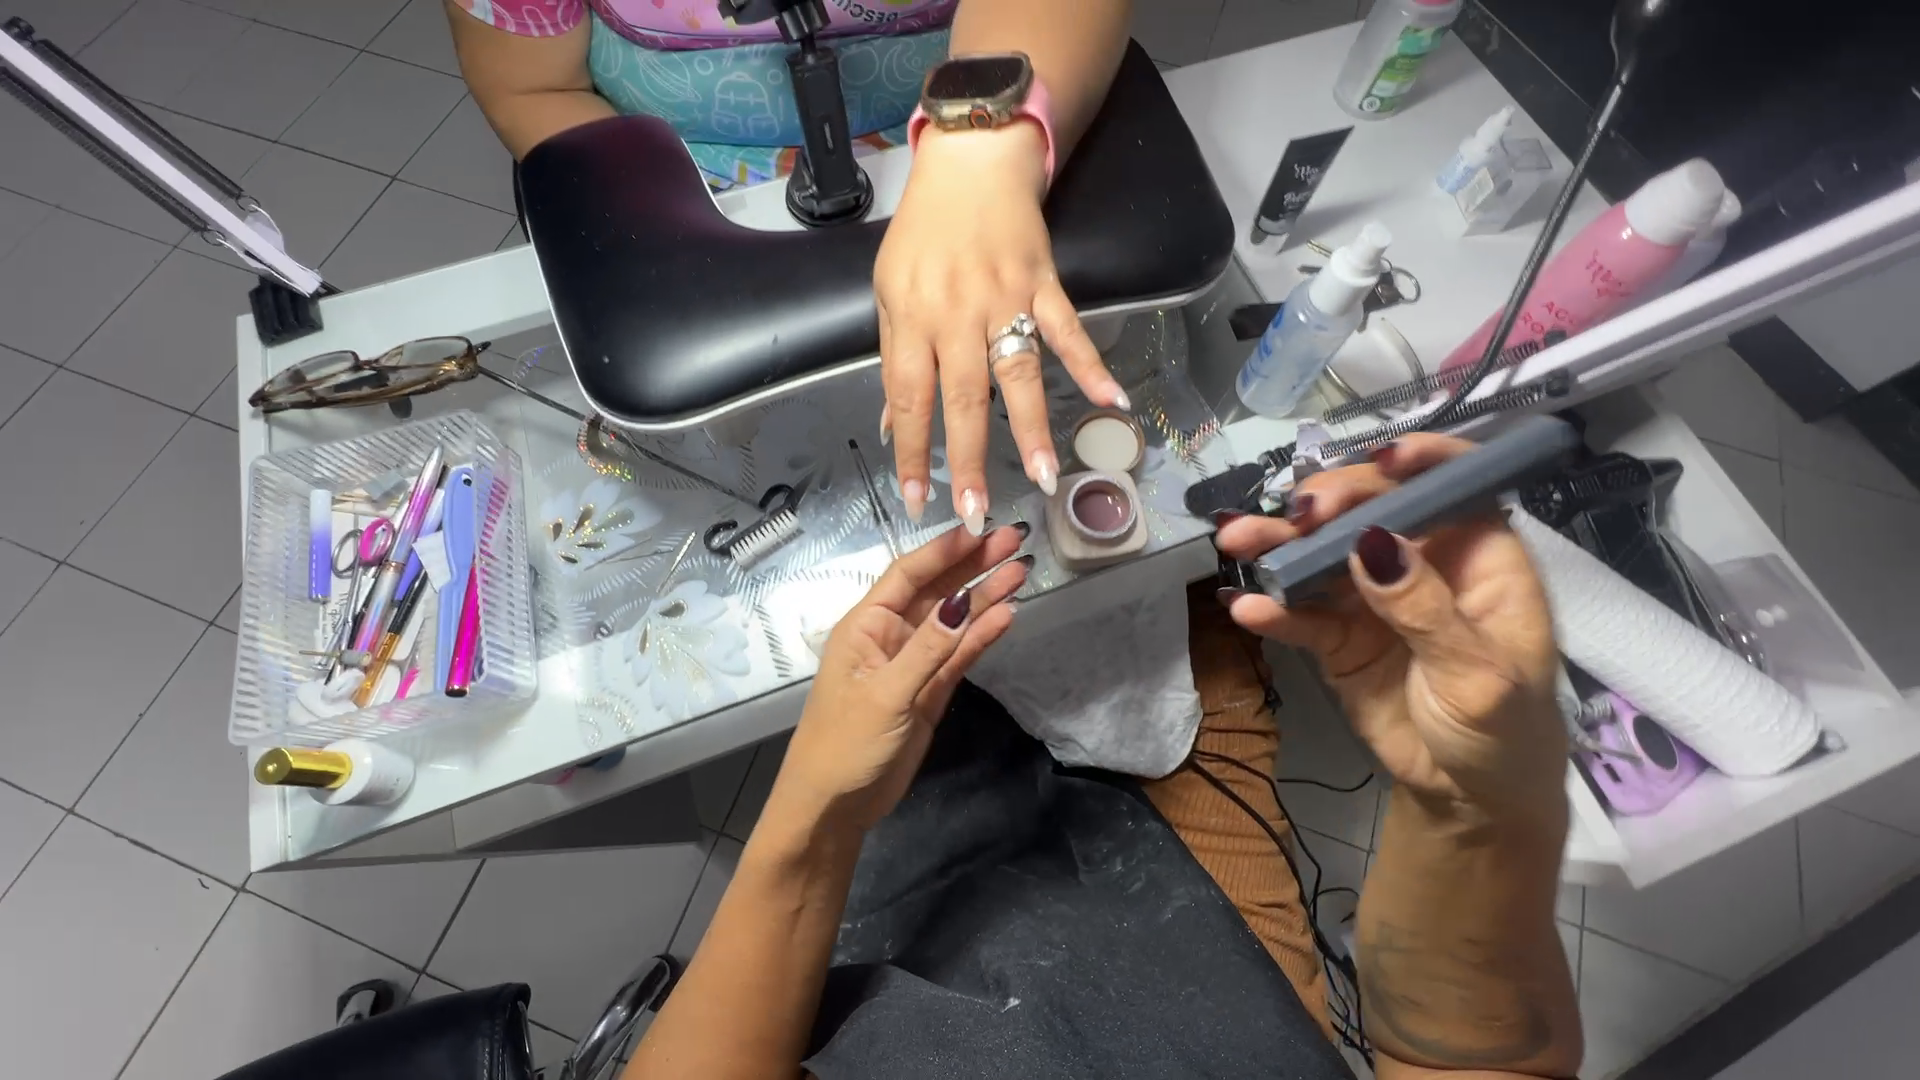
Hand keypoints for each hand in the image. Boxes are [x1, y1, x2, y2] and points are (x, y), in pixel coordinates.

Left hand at [774, 523, 1030, 831]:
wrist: (835, 806)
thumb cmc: (845, 744)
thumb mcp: (886, 694)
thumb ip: (928, 648)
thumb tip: (965, 603)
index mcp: (865, 624)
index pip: (908, 574)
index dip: (944, 550)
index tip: (981, 530)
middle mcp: (890, 634)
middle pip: (936, 590)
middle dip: (973, 566)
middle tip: (1014, 541)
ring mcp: (912, 662)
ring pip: (953, 620)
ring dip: (984, 597)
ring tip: (1022, 570)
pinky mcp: (930, 689)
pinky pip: (959, 654)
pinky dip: (982, 636)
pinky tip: (1007, 614)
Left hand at [874, 123, 1126, 534]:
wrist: (969, 164)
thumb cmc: (922, 234)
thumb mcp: (889, 292)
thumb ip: (896, 359)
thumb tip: (895, 426)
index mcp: (913, 318)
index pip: (909, 398)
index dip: (912, 452)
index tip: (917, 500)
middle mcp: (957, 314)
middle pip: (963, 397)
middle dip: (969, 460)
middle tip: (977, 513)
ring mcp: (1005, 299)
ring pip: (1019, 372)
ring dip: (1034, 428)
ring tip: (1046, 478)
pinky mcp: (1044, 284)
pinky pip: (1069, 330)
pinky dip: (1091, 364)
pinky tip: (1114, 401)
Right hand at [1213, 435, 1566, 823]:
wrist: (1467, 798)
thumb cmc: (1505, 732)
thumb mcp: (1479, 676)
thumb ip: (1426, 609)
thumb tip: (1372, 542)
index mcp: (1478, 561)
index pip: (1454, 489)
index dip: (1421, 462)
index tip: (1380, 459)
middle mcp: (1421, 565)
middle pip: (1370, 513)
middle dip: (1329, 505)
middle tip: (1295, 516)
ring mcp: (1372, 598)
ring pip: (1321, 555)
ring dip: (1278, 546)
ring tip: (1236, 541)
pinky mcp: (1337, 635)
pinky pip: (1300, 614)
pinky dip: (1272, 609)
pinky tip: (1246, 608)